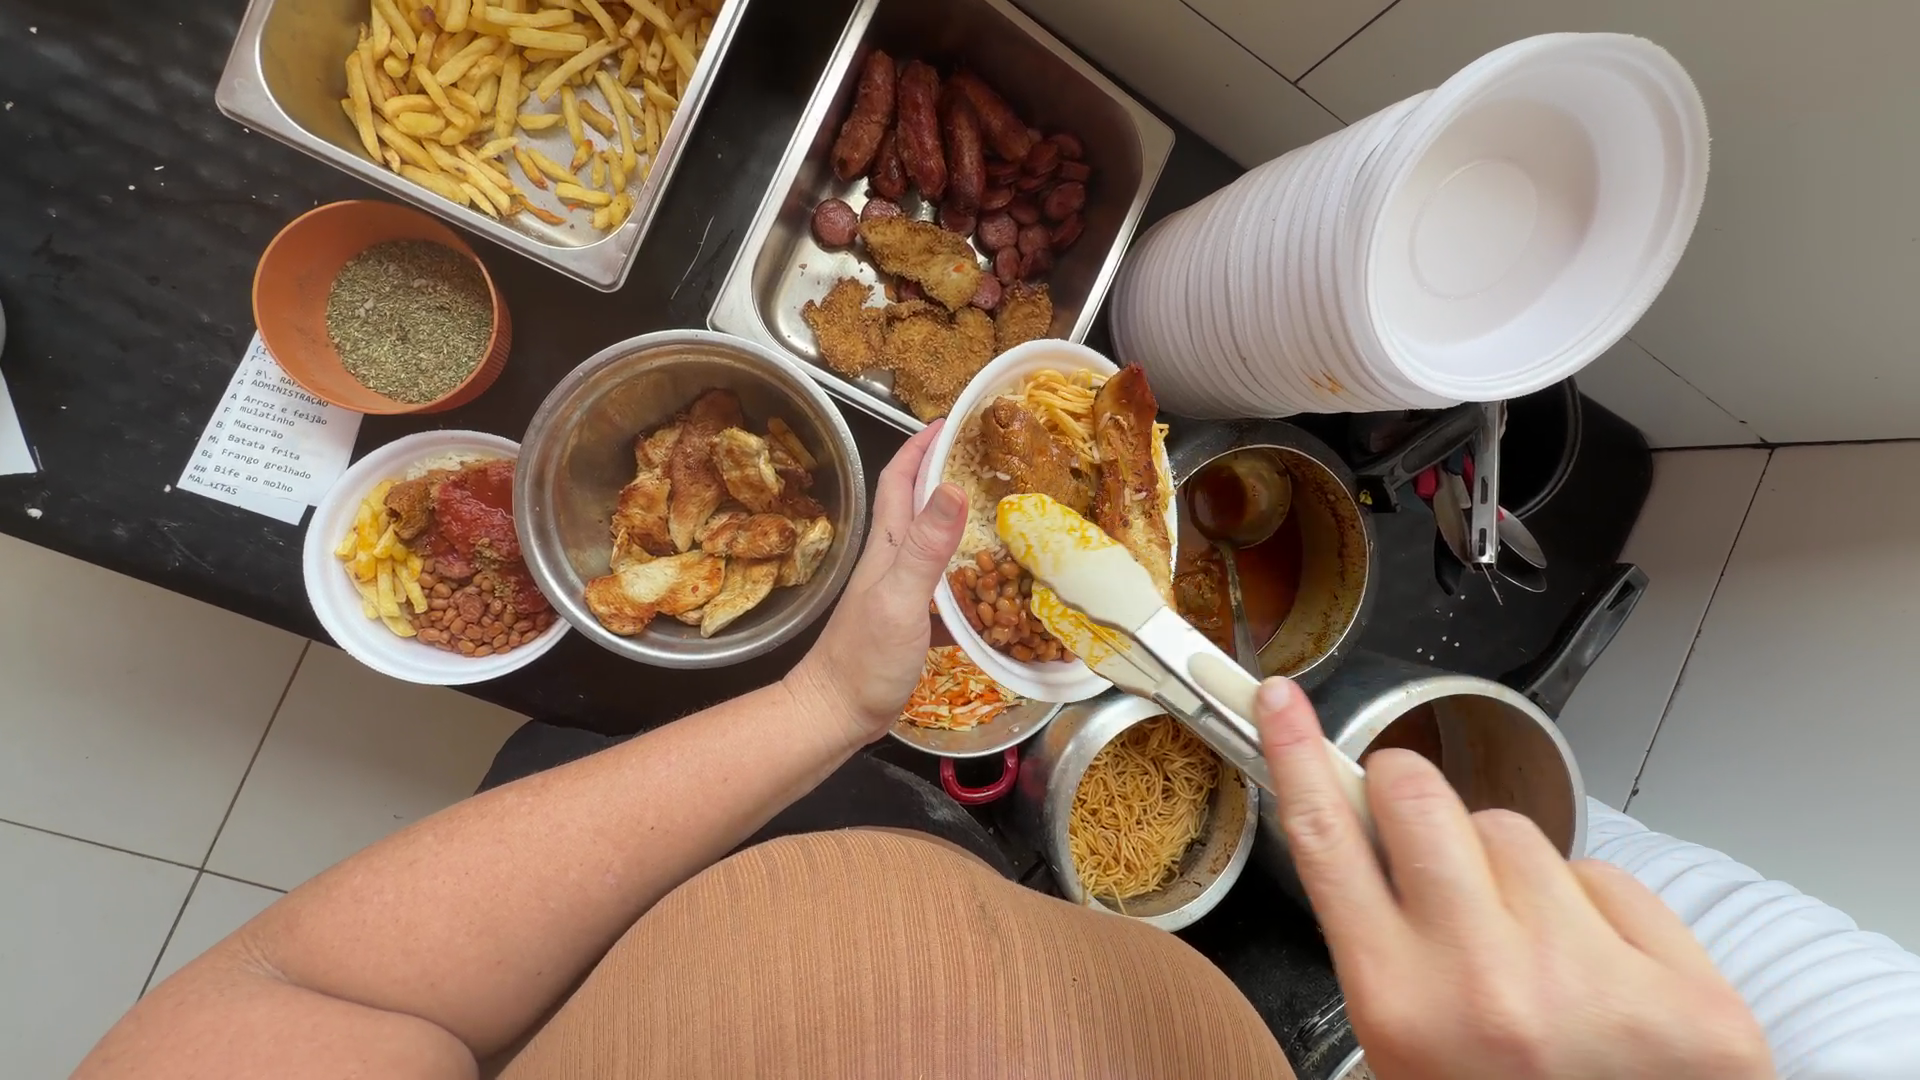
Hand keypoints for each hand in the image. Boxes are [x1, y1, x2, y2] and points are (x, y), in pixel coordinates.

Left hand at [786, 421, 965, 748]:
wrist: (836, 712)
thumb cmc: (864, 658)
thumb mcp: (900, 598)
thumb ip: (925, 547)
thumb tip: (953, 488)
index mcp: (887, 544)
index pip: (900, 479)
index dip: (922, 446)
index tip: (952, 421)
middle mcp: (892, 559)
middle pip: (918, 503)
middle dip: (947, 473)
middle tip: (989, 463)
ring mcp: (901, 589)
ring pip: (934, 542)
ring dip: (962, 522)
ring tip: (1004, 515)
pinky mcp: (913, 618)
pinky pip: (945, 584)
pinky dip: (969, 575)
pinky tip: (995, 584)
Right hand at [1253, 677, 1774, 1079]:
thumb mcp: (1393, 1029)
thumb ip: (1370, 924)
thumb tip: (1357, 810)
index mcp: (1396, 1001)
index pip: (1325, 839)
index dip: (1295, 755)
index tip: (1281, 699)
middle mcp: (1487, 988)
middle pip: (1420, 797)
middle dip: (1408, 786)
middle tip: (1416, 818)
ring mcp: (1594, 989)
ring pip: (1513, 831)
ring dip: (1505, 866)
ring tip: (1527, 944)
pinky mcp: (1694, 1003)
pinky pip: (1606, 875)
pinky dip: (1591, 907)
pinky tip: (1597, 973)